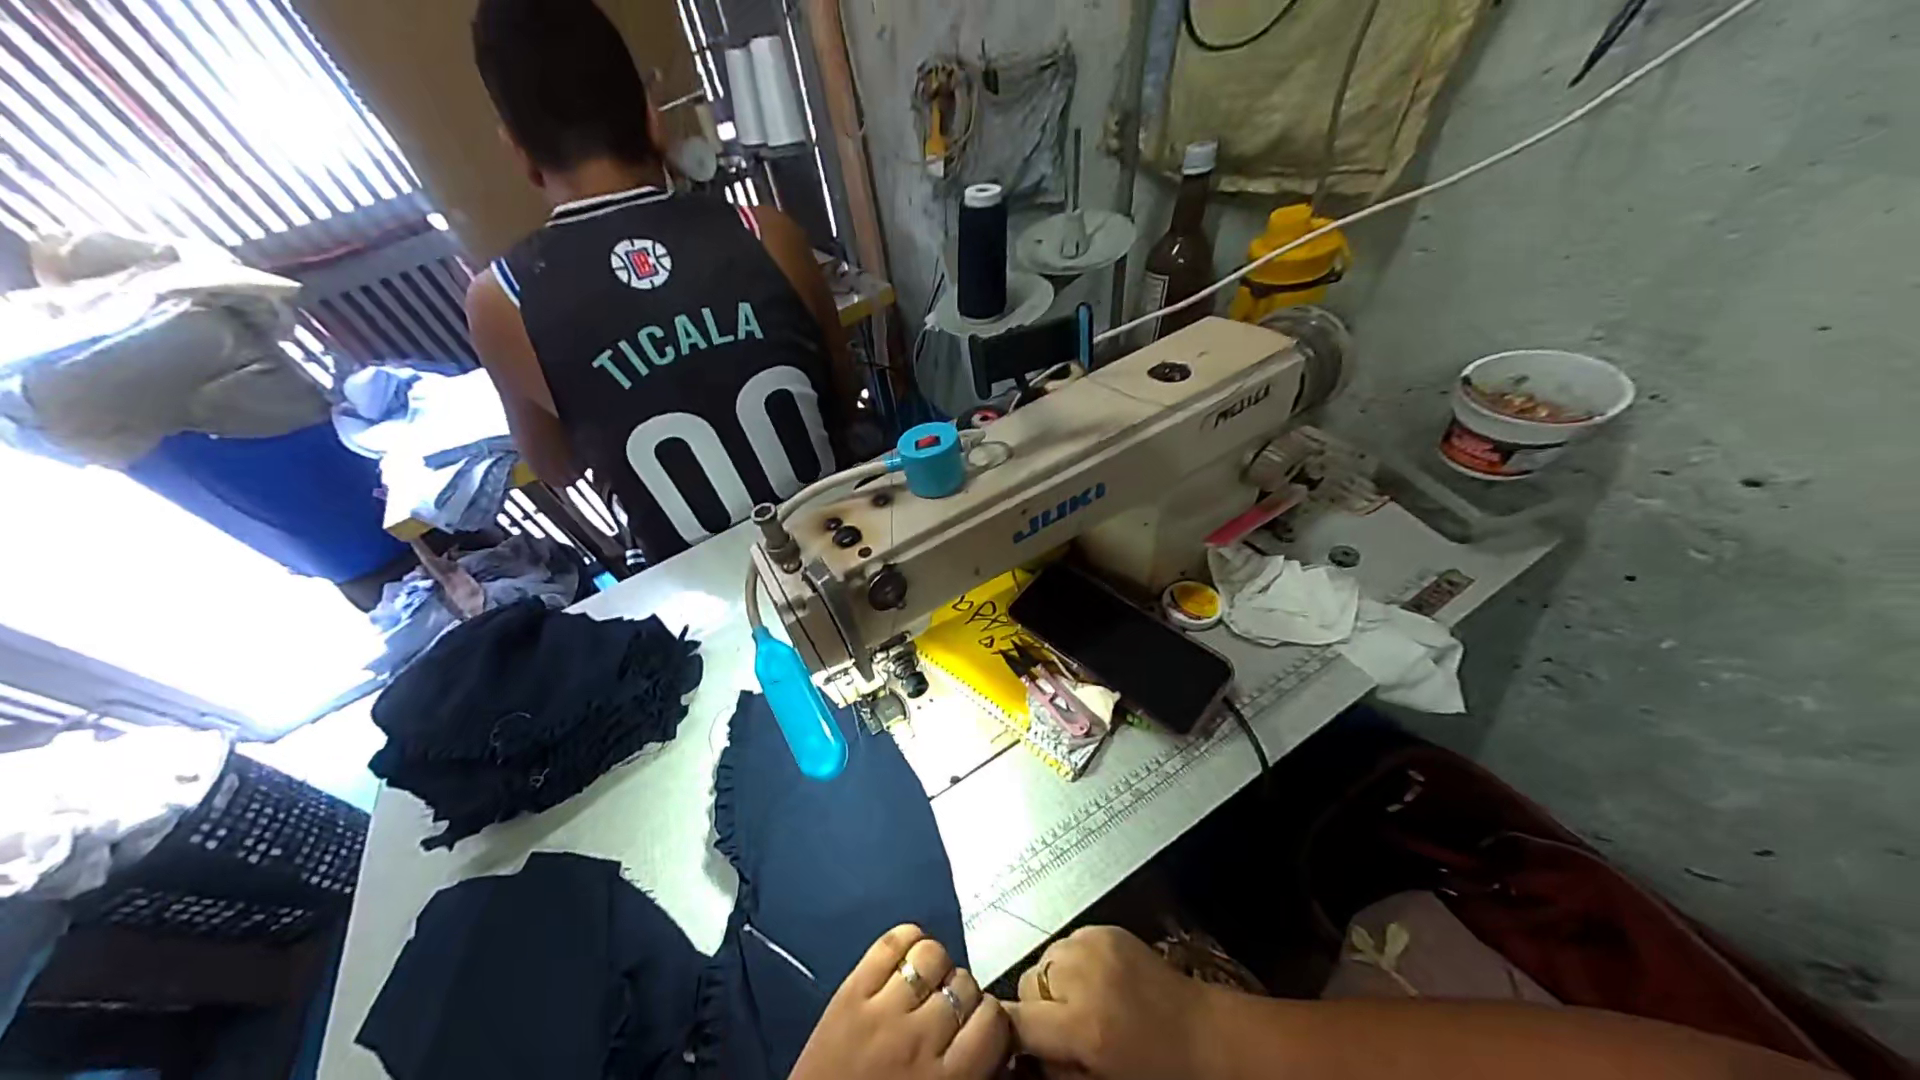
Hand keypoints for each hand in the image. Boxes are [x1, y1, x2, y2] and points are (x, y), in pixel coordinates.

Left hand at [790, 923, 1012, 1079]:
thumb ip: (971, 1070)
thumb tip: (992, 1036)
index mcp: (948, 1079)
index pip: (992, 1018)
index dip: (988, 1015)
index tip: (976, 1022)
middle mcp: (920, 1039)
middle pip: (963, 983)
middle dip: (961, 990)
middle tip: (947, 1005)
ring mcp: (883, 1009)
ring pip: (932, 955)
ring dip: (936, 964)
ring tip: (926, 980)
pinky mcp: (852, 991)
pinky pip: (891, 942)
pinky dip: (906, 938)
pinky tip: (906, 955)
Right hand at [1008, 926, 1221, 1079]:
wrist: (1204, 1034)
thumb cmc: (1155, 1071)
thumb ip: (1053, 1066)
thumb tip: (1021, 1052)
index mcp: (1082, 1024)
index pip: (1016, 1019)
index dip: (1010, 1033)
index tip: (1015, 1042)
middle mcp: (1082, 974)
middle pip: (1027, 982)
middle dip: (1037, 1005)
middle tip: (1063, 1027)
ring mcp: (1094, 944)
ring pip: (1045, 959)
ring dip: (1053, 980)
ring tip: (1082, 1001)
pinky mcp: (1105, 929)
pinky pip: (1068, 943)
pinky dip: (1074, 962)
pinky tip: (1096, 981)